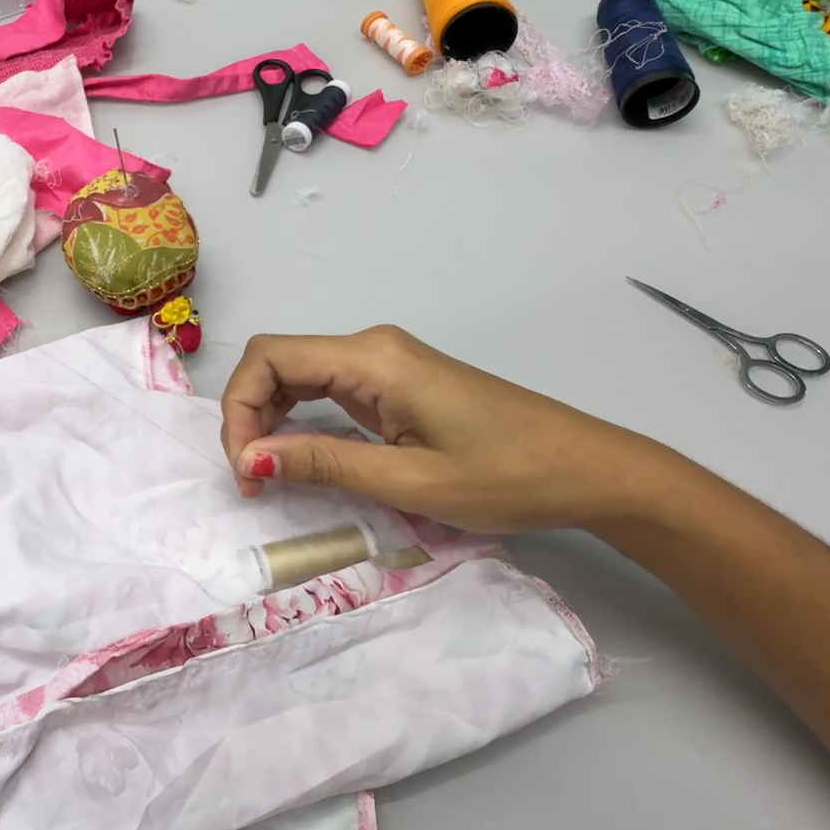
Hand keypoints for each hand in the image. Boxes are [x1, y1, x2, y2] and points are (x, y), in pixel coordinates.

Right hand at [219, 326, 674, 532]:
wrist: (590, 471)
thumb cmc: (507, 477)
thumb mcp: (409, 482)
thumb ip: (323, 464)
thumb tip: (250, 457)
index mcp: (372, 359)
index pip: (269, 358)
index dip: (239, 408)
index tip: (246, 468)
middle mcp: (371, 347)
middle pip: (276, 361)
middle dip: (248, 414)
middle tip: (252, 476)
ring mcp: (384, 362)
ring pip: (296, 373)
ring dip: (268, 417)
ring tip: (267, 470)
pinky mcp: (394, 381)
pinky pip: (324, 388)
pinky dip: (297, 417)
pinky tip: (296, 451)